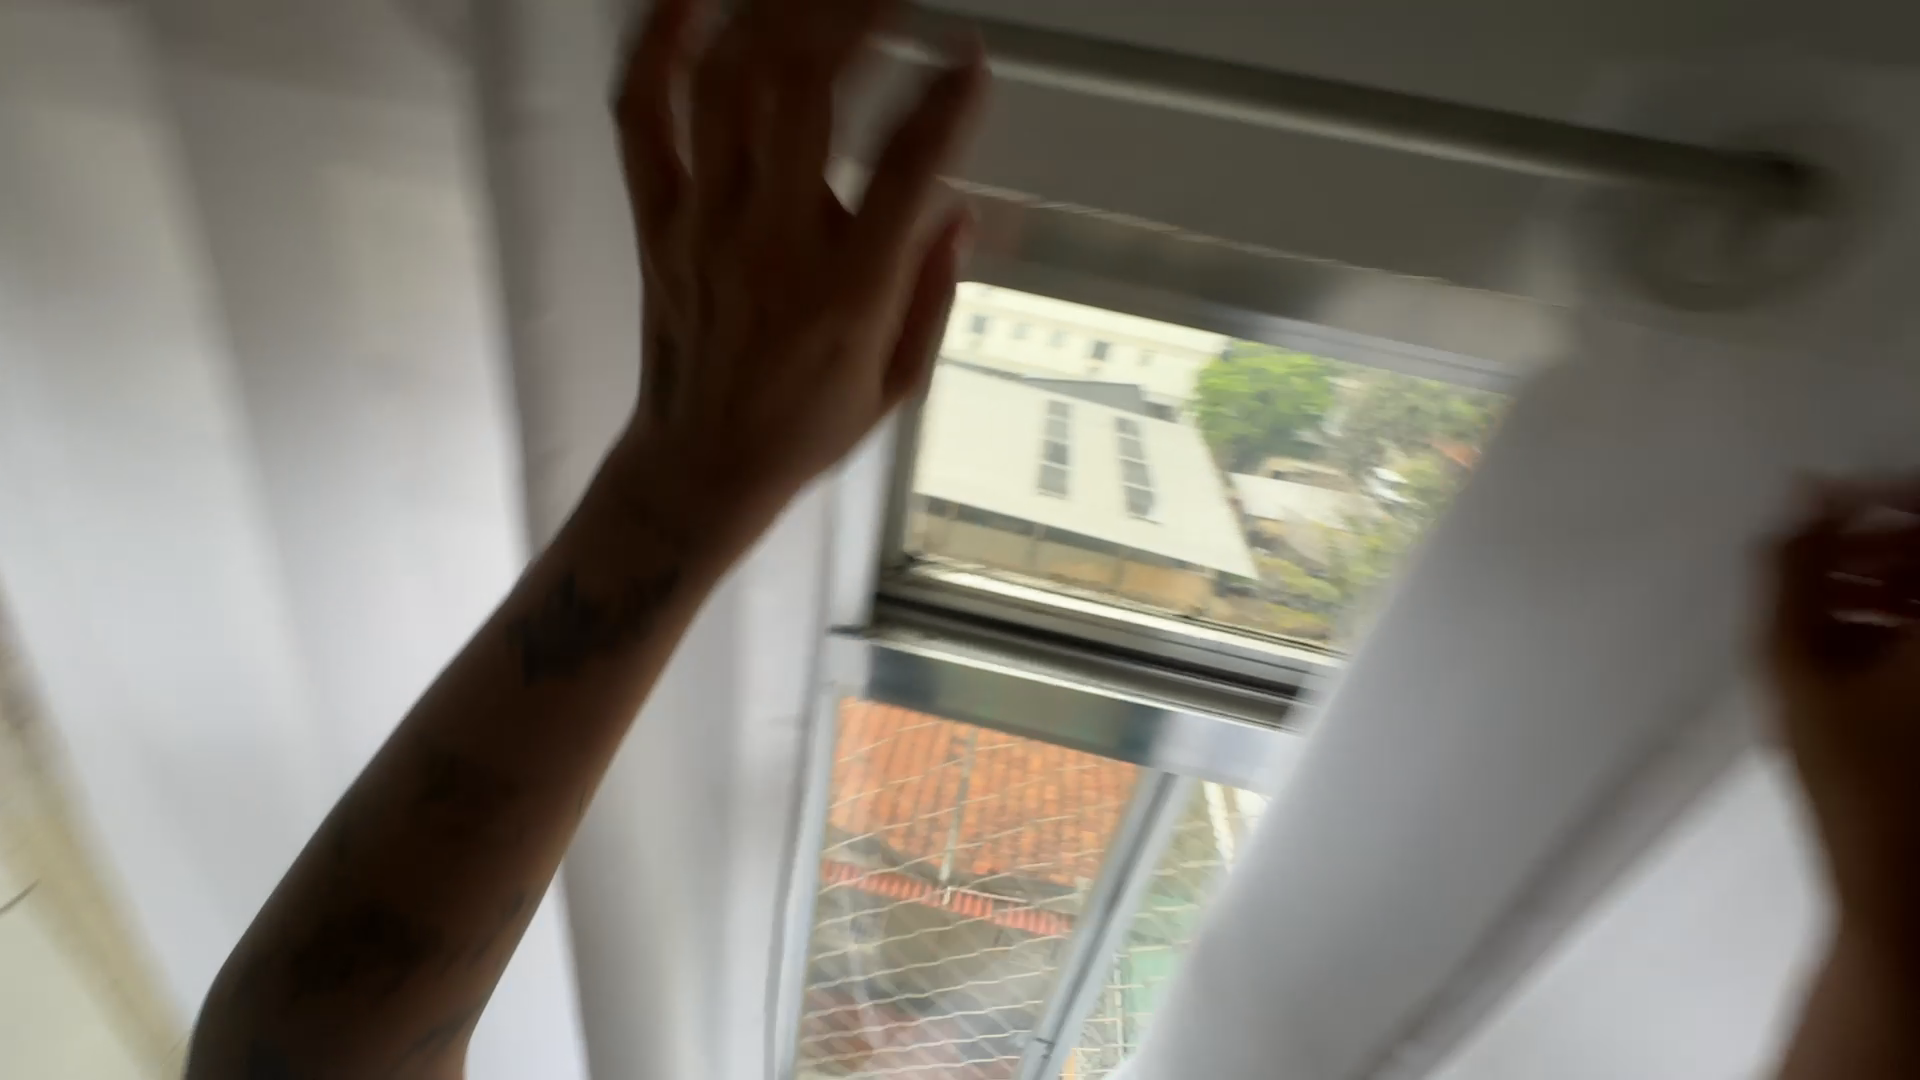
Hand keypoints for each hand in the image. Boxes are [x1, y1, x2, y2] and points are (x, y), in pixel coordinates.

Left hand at [605, 0, 984, 548]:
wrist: (704, 464)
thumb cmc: (806, 429)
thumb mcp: (895, 383)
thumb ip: (931, 295)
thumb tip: (958, 213)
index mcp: (848, 292)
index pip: (906, 168)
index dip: (945, 103)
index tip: (970, 63)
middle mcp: (774, 243)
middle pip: (806, 89)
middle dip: (854, 14)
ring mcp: (705, 224)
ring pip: (730, 82)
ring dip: (776, 11)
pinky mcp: (657, 222)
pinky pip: (642, 115)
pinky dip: (659, 44)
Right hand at [1769, 481, 1919, 968]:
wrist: (1905, 871)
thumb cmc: (1848, 770)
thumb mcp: (1791, 664)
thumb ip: (1787, 576)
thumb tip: (1800, 498)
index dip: (1886, 496)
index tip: (1821, 494)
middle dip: (1875, 546)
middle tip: (1806, 558)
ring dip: (1880, 582)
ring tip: (1814, 604)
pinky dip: (1893, 620)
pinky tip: (1843, 639)